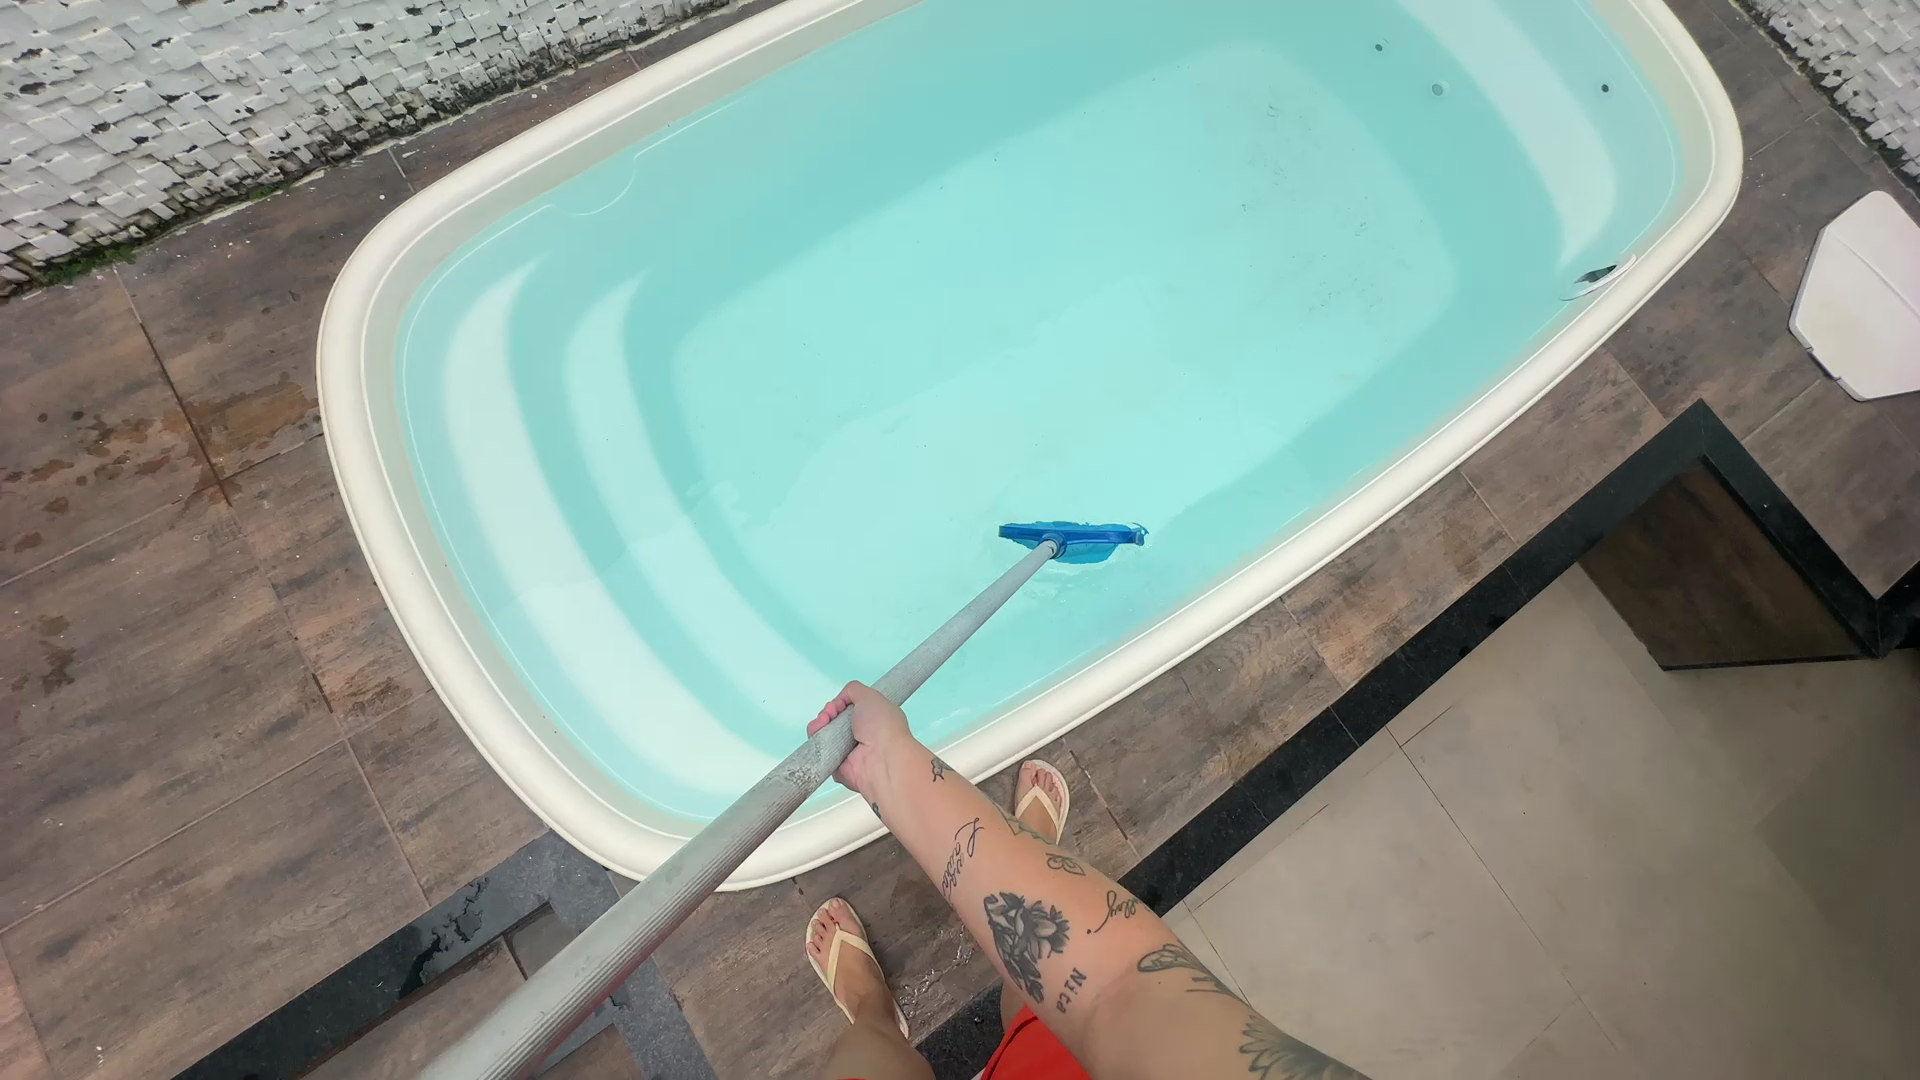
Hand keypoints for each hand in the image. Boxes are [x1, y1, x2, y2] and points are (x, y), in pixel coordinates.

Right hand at [807, 680, 915, 800]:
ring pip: (825, 733)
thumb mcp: (870, 696)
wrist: (881, 758)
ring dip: (819, 724)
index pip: (851, 709)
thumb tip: (841, 699)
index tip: (837, 703)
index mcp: (874, 720)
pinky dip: (815, 739)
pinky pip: (820, 750)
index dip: (841, 703)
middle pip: (835, 720)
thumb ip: (854, 690)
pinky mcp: (836, 764)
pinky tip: (818, 733)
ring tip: (824, 721)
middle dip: (828, 712)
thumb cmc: (881, 725)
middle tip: (830, 713)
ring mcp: (848, 750)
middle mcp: (862, 735)